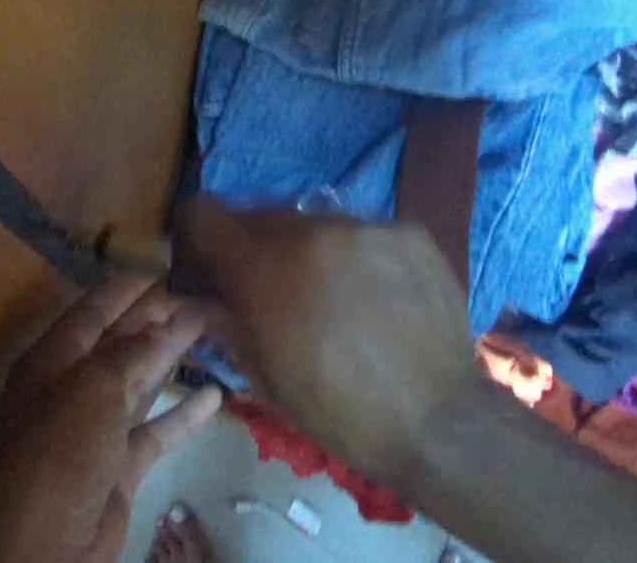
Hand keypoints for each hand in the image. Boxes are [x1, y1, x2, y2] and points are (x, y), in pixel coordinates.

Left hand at [0, 275, 221, 562]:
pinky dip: (182, 412)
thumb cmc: (60, 452)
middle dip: (157, 316)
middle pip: (119, 341)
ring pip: (140, 380)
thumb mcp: (92, 387)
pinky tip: (213, 394)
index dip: (129, 288)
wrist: (43, 548)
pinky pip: (154, 428)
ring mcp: (97, 427)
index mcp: (53, 359)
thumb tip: (163, 324)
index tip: (169, 267)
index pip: (94, 309)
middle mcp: (72, 387)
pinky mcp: (119, 464)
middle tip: (200, 292)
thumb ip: (131, 351)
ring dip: (172, 355)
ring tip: (211, 327)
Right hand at [180, 195, 482, 485]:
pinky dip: (358, 256)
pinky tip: (377, 296)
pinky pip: (363, 233)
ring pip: (315, 224)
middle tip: (278, 289)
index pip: (206, 215)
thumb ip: (225, 322)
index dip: (202, 236)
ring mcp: (363, 226)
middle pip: (262, 218)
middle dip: (259, 249)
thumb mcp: (264, 377)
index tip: (212, 259)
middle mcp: (309, 231)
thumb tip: (199, 295)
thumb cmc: (338, 411)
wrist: (437, 421)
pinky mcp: (405, 230)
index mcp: (264, 268)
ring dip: (311, 251)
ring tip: (335, 296)